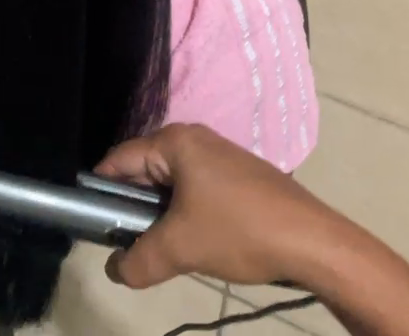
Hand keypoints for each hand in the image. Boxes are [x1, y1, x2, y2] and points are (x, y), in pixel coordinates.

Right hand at [95, 123, 346, 289]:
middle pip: (144, 169)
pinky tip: (195, 240)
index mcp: (175, 141)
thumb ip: (139, 260)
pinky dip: (185, 211)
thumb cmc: (240, 231)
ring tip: (162, 246)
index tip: (93, 222)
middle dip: (133, 206)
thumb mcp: (181, 248)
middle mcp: (194, 138)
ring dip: (161, 213)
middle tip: (128, 241)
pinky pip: (195, 187)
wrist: (314, 243)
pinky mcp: (238, 175)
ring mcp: (219, 154)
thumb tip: (114, 270)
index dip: (100, 190)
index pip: (119, 158)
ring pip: (171, 182)